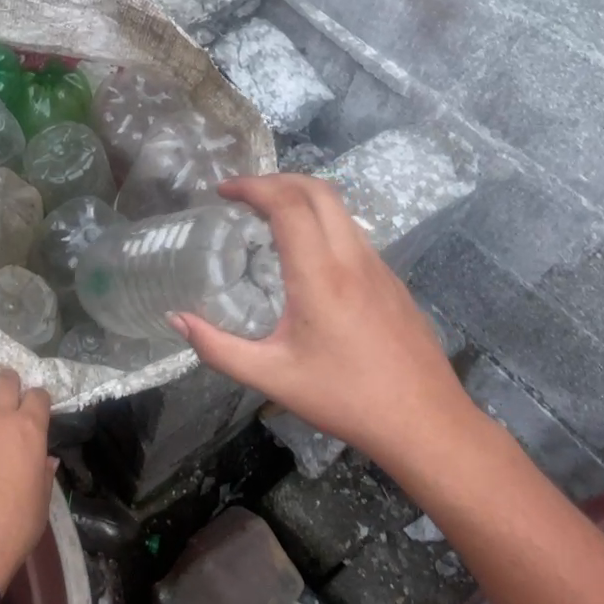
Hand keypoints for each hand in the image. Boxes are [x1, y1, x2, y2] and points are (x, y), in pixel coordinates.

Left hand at [0, 369, 54, 590]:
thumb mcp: (41, 502)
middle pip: (4, 381)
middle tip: (7, 398)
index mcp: (28, 429)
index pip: (38, 396)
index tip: (37, 409)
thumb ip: (43, 474)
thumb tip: (46, 460)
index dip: (38, 400)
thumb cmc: (15, 525)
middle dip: (8, 384)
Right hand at [169, 174, 471, 464]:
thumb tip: (177, 319)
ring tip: (268, 216)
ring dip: (301, 197)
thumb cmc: (346, 399)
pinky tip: (306, 254)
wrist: (427, 423)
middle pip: (317, 190)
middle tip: (243, 195)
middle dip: (276, 180)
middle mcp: (352, 259)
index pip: (287, 204)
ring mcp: (378, 266)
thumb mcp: (272, 377)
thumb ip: (217, 348)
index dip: (253, 186)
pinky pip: (352, 232)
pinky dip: (321, 221)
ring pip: (339, 208)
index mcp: (319, 276)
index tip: (224, 191)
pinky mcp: (392, 280)